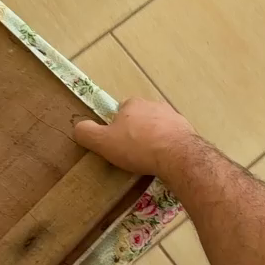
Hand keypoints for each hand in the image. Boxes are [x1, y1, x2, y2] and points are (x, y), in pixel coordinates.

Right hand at [73, 98, 198, 175]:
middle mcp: (153, 104)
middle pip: (139, 119)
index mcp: (132, 104)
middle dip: (136, 134)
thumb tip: (78, 127)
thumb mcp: (103, 142)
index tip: (118, 145)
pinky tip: (166, 160)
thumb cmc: (137, 147)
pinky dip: (168, 146)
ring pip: (157, 128)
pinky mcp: (186, 129)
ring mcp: (172, 116)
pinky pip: (172, 137)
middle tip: (133, 154)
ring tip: (150, 159)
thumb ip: (87, 133)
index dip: (116, 129)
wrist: (177, 155)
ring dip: (153, 140)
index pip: (120, 113)